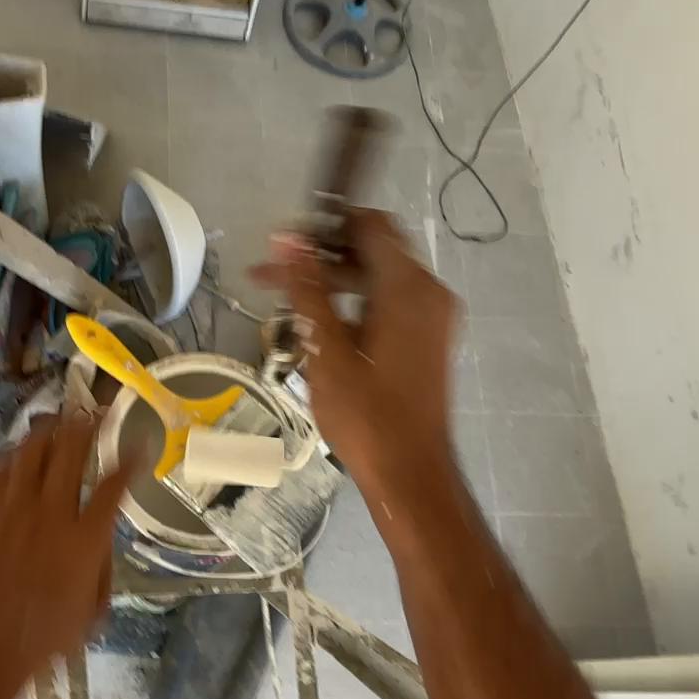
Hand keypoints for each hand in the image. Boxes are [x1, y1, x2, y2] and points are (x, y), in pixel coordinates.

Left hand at [0, 415, 131, 698]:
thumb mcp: (90, 609)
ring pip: (30, 453)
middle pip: (69, 452)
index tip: (138, 441)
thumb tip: (99, 539)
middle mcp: (50, 514)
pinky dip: (13, 458)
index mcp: (84, 539)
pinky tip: (18, 455)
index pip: (114, 484)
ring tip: (56, 420)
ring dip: (47, 432)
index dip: (129, 459)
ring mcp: (11, 511)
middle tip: (93, 409)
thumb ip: (99, 565)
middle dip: (85, 424)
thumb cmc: (44, 640)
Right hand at [252, 209, 461, 495]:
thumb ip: (307, 289)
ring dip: (331, 288)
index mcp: (409, 288)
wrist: (409, 472)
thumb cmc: (365, 415)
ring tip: (285, 311)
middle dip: (317, 262)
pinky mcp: (428, 342)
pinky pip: (388, 307)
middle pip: (370, 254)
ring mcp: (433, 319)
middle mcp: (429, 293)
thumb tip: (286, 237)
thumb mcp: (326, 349)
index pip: (369, 226)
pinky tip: (319, 333)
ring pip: (377, 283)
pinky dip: (353, 309)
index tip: (282, 245)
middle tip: (265, 280)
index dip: (324, 226)